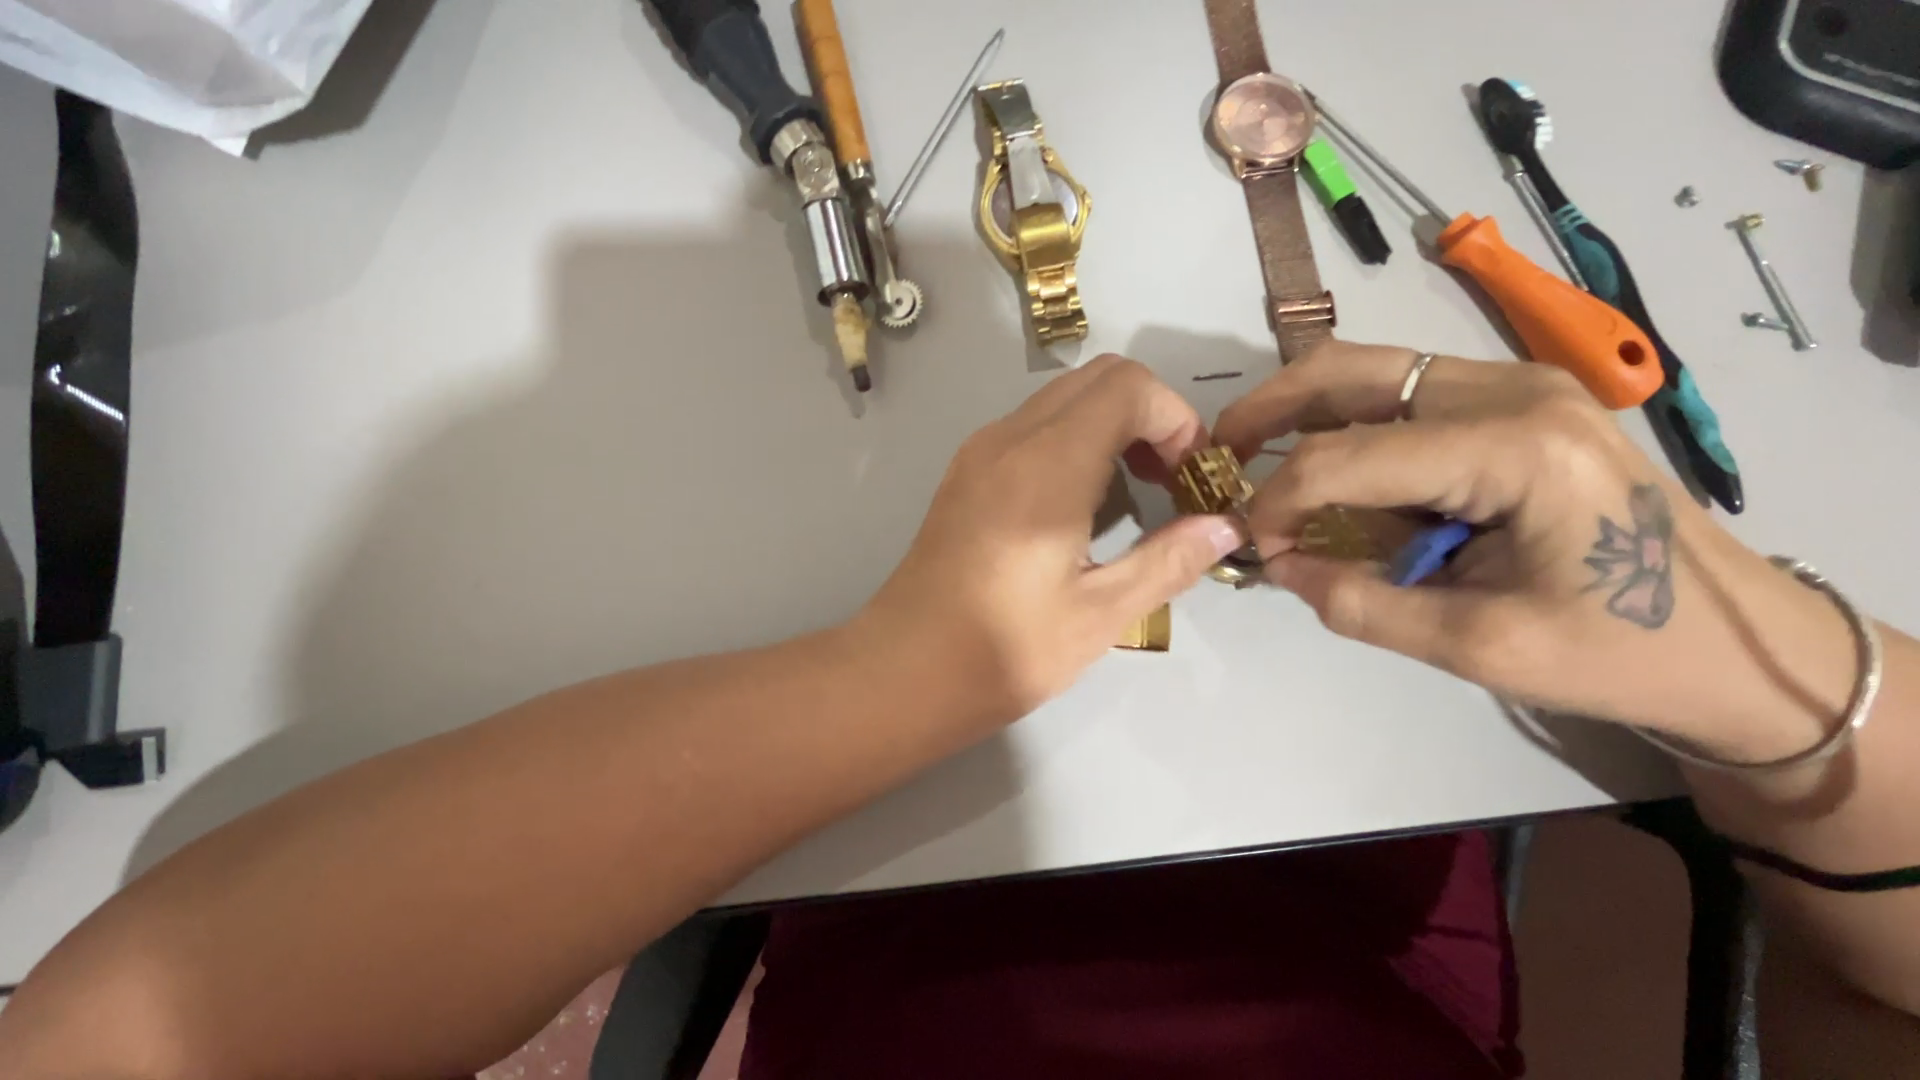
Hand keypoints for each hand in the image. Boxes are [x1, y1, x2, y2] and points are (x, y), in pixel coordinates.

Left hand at [861, 357, 1244, 725]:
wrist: (904, 670)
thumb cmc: (1005, 648)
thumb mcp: (1101, 613)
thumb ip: (1170, 560)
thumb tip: (1224, 525)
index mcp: (1049, 461)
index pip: (1129, 386)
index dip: (1175, 418)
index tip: (1188, 479)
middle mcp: (1009, 438)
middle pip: (1096, 379)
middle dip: (1147, 415)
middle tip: (1167, 483)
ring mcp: (979, 452)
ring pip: (1061, 400)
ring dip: (1109, 426)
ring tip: (1130, 495)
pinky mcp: (964, 474)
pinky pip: (1031, 427)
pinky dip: (1072, 441)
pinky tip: (1080, 507)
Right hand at [1214, 341, 1856, 760]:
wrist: (1740, 642)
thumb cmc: (1620, 652)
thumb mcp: (1477, 646)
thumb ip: (1359, 601)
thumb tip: (1273, 562)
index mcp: (1514, 448)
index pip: (1348, 456)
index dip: (1278, 498)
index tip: (1243, 542)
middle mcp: (1515, 390)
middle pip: (1352, 370)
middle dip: (1269, 409)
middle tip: (1216, 455)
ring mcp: (1521, 385)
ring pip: (1375, 371)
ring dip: (1305, 413)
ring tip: (1258, 464)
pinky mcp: (1520, 401)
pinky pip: (1407, 395)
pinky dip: (1352, 427)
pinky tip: (1333, 474)